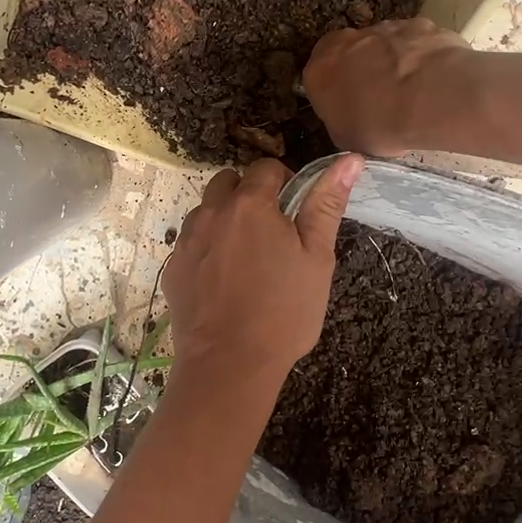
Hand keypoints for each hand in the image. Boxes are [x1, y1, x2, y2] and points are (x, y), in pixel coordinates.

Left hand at [162, 155, 363, 379]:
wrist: (228, 363)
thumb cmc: (283, 311)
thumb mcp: (317, 258)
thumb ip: (327, 204)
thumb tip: (349, 159)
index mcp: (250, 204)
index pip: (266, 168)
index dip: (285, 182)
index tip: (295, 212)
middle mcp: (212, 213)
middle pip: (228, 182)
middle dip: (250, 195)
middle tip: (272, 233)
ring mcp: (187, 240)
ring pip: (206, 210)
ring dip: (225, 220)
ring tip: (247, 258)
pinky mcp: (172, 267)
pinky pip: (191, 242)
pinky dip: (207, 248)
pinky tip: (224, 280)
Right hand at [303, 18, 475, 155]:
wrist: (430, 98)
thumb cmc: (380, 125)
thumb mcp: (347, 139)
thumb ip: (340, 121)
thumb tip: (348, 118)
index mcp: (318, 71)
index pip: (317, 75)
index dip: (334, 88)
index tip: (347, 104)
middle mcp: (345, 42)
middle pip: (348, 52)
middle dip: (360, 68)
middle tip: (378, 95)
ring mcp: (382, 28)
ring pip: (382, 44)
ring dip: (390, 60)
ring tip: (411, 89)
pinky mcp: (417, 24)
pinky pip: (413, 41)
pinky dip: (419, 55)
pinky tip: (432, 76)